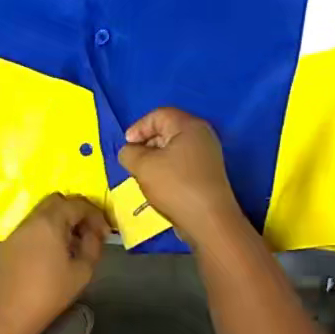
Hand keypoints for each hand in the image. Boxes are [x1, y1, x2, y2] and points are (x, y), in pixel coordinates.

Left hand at [0, 194, 108, 333]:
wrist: (11, 314)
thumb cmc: (50, 294)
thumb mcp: (83, 271)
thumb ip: (93, 245)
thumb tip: (93, 232)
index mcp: (49, 222)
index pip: (77, 204)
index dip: (96, 215)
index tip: (104, 233)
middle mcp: (29, 220)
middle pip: (56, 201)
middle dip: (76, 211)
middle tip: (88, 232)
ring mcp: (14, 231)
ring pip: (41, 213)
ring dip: (59, 220)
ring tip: (71, 244)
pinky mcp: (6, 243)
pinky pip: (29, 227)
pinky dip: (44, 230)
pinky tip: (51, 252)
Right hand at [116, 108, 248, 248]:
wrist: (208, 219)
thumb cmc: (175, 186)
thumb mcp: (143, 167)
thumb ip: (129, 153)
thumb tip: (128, 151)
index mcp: (189, 126)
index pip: (158, 115)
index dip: (138, 127)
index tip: (126, 146)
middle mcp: (202, 135)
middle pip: (167, 130)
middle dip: (146, 143)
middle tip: (133, 161)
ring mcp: (207, 155)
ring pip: (174, 148)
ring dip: (154, 158)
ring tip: (143, 175)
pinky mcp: (207, 173)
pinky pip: (181, 163)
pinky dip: (166, 169)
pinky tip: (158, 185)